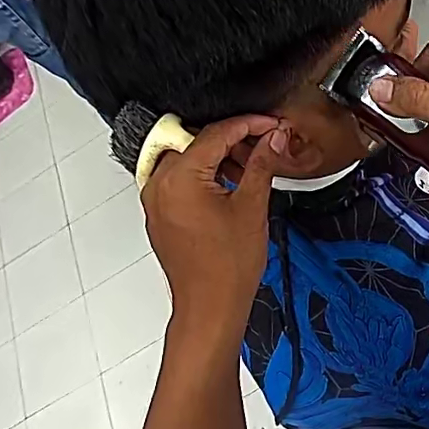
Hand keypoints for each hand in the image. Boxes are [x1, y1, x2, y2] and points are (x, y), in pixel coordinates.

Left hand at [140, 113, 284, 322]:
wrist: (210, 304)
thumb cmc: (227, 266)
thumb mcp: (252, 206)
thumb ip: (262, 164)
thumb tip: (273, 139)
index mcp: (180, 178)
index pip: (216, 134)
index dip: (249, 125)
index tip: (272, 125)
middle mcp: (159, 184)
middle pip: (195, 140)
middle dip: (232, 139)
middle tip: (264, 144)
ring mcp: (155, 199)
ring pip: (186, 157)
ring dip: (218, 156)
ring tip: (251, 167)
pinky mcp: (160, 212)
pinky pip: (179, 178)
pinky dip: (204, 174)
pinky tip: (231, 185)